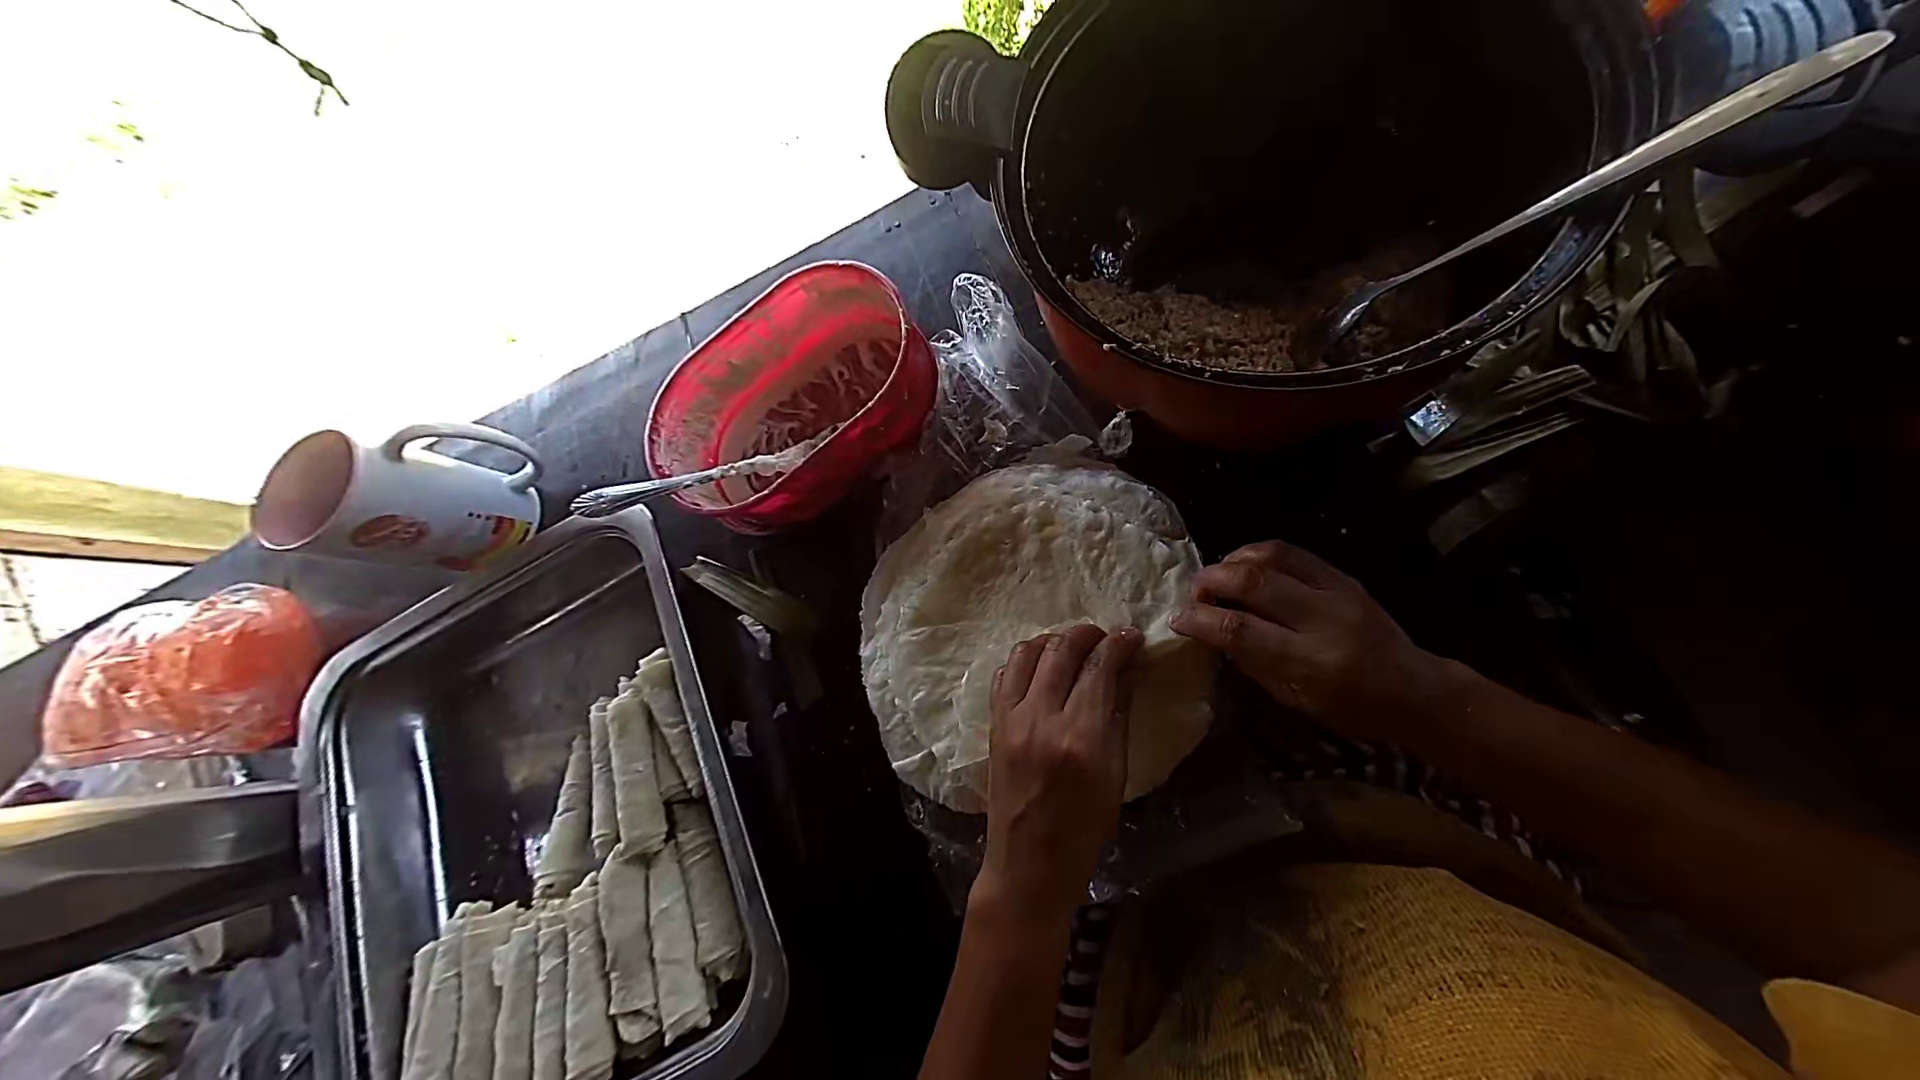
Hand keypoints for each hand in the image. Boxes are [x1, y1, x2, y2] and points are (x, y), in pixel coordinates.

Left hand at [979, 624, 1143, 916]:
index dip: (1119, 645)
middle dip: (1087, 633)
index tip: (1133, 636)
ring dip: (1053, 640)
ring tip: (1073, 646)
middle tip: (1105, 636)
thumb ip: (1120, 716)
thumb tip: (1131, 671)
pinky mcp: (993, 724)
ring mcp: (1010, 719)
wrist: (1028, 865)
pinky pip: (1003, 674)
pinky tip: (1041, 667)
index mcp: (1081, 737)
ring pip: (1027, 653)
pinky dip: (1024, 660)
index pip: (1100, 668)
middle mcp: (1040, 718)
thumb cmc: (1083, 830)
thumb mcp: (1115, 776)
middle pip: (1062, 650)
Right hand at [1170, 540, 1448, 743]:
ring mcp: (1337, 592)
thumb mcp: (1293, 698)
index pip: (1242, 630)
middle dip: (1212, 580)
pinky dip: (1260, 554)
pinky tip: (1245, 564)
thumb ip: (1251, 662)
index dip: (1202, 620)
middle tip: (1195, 590)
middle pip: (1254, 582)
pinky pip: (1294, 553)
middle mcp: (1323, 620)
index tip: (1178, 618)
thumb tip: (1211, 632)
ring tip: (1218, 572)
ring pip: (1274, 556)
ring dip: (1234, 559)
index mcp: (1310, 661)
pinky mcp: (1344, 577)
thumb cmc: (1349, 707)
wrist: (1414, 689)